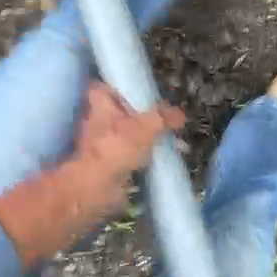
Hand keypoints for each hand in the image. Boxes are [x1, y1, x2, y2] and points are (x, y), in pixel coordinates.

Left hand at [0, 83, 183, 266]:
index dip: (120, 88)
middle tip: (164, 119)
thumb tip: (180, 114)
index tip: (140, 92)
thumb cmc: (116, 148)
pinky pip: (128, 157)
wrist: (96, 188)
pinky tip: (161, 160)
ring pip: (125, 136)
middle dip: (140, 116)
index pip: (103, 88)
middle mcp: (95, 122)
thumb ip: (163, 117)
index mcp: (99, 104)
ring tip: (170, 142)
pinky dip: (142, 158)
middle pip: (118, 113)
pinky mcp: (107, 167)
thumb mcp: (146, 126)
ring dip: (144, 139)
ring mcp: (99, 146)